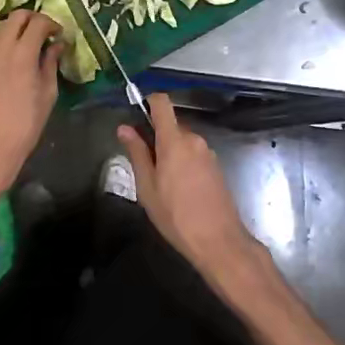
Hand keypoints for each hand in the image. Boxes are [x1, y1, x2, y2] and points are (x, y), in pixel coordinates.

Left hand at [0, 10, 62, 192]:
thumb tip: (56, 45)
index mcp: (22, 52)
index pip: (38, 22)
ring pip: (2, 27)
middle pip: (16, 16)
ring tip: (30, 45)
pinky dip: (5, 41)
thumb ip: (50, 62)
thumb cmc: (25, 122)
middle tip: (45, 34)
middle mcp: (0, 46)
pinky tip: (13, 59)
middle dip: (33, 19)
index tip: (60, 35)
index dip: (52, 24)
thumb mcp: (47, 92)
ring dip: (17, 28)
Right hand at [118, 93, 265, 282]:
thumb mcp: (147, 187)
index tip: (136, 115)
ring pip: (182, 142)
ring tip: (161, 184)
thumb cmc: (176, 215)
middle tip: (144, 165)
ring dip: (170, 153)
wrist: (220, 242)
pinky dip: (183, 163)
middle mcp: (194, 139)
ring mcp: (208, 153)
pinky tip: (180, 191)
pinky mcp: (216, 167)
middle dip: (156, 137)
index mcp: (174, 140)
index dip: (148, 101)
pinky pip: (194, 154)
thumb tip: (124, 128)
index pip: (162, 102)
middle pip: (171, 125)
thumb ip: (137, 153)